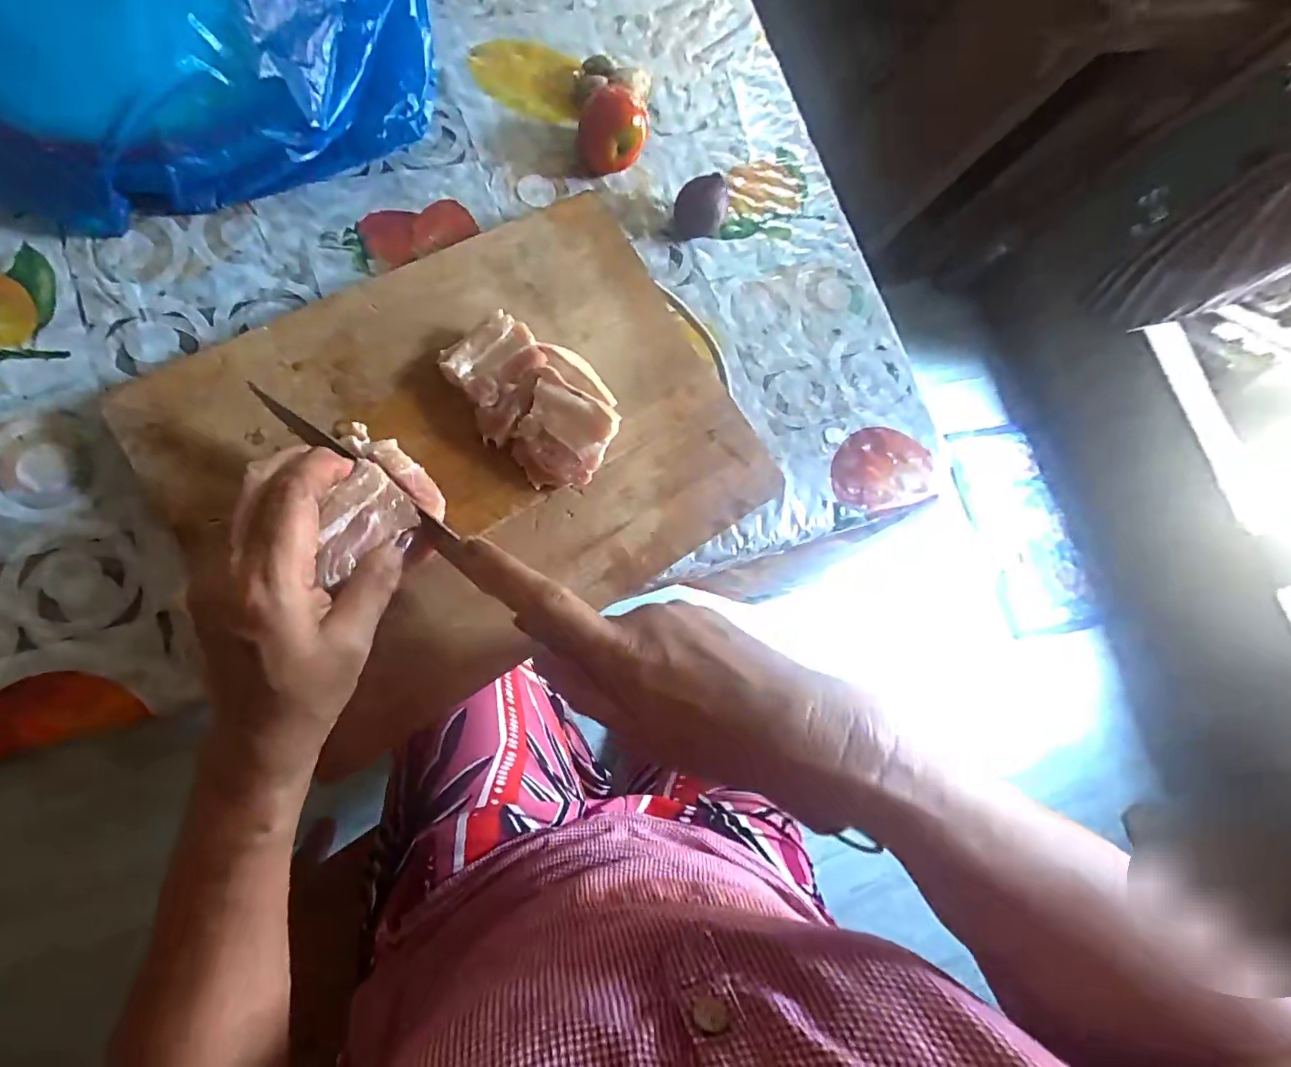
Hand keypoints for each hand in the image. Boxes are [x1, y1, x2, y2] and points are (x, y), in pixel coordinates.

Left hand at [188, 448, 405, 774]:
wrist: (252, 740)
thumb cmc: (309, 698)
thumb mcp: (353, 644)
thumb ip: (374, 583)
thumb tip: (396, 539)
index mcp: (269, 584)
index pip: (289, 498)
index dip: (319, 468)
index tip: (349, 464)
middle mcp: (227, 569)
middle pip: (254, 485)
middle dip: (296, 463)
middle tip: (334, 468)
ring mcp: (207, 575)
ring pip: (238, 501)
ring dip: (277, 483)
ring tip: (317, 488)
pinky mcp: (202, 585)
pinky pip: (232, 526)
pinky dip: (262, 508)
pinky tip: (291, 523)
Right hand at [452, 539, 905, 832]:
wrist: (826, 733)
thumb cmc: (725, 745)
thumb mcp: (643, 733)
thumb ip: (585, 688)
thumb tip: (540, 650)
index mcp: (621, 650)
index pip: (546, 604)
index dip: (501, 575)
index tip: (464, 543)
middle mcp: (645, 613)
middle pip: (599, 632)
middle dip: (605, 663)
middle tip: (649, 712)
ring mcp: (682, 606)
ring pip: (640, 635)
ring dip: (649, 666)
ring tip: (698, 712)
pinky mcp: (712, 608)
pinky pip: (673, 631)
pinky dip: (679, 660)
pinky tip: (717, 695)